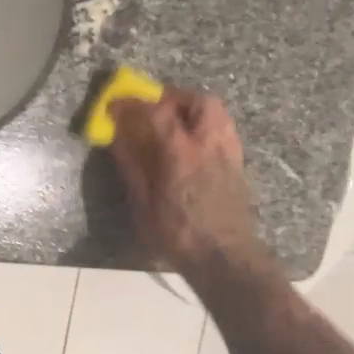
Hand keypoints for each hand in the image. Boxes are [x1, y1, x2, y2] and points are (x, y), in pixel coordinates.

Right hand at [107, 89, 264, 276]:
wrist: (224, 256)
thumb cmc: (176, 234)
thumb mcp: (144, 204)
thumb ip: (132, 166)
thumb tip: (118, 139)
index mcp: (182, 154)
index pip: (159, 113)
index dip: (135, 103)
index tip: (116, 103)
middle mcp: (210, 145)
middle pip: (200, 102)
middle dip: (173, 97)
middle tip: (151, 107)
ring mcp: (229, 153)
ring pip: (217, 113)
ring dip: (192, 109)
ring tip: (171, 123)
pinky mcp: (237, 164)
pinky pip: (223, 131)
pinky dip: (204, 126)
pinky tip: (189, 144)